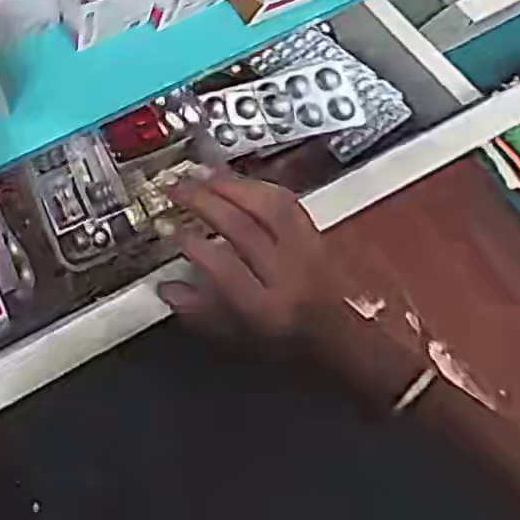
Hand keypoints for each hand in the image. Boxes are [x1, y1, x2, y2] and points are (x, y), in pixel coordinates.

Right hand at [157, 172, 344, 345]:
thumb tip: (166, 287)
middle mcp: (289, 277)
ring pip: (268, 206)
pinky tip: (236, 179)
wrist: (352, 344)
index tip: (172, 230)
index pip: (227, 270)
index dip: (194, 245)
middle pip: (244, 228)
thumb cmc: (290, 343)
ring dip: (229, 184)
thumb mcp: (240, 339)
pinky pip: (287, 201)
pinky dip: (256, 185)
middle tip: (176, 187)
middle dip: (204, 201)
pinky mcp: (317, 234)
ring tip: (200, 174)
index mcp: (267, 310)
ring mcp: (307, 251)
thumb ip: (200, 311)